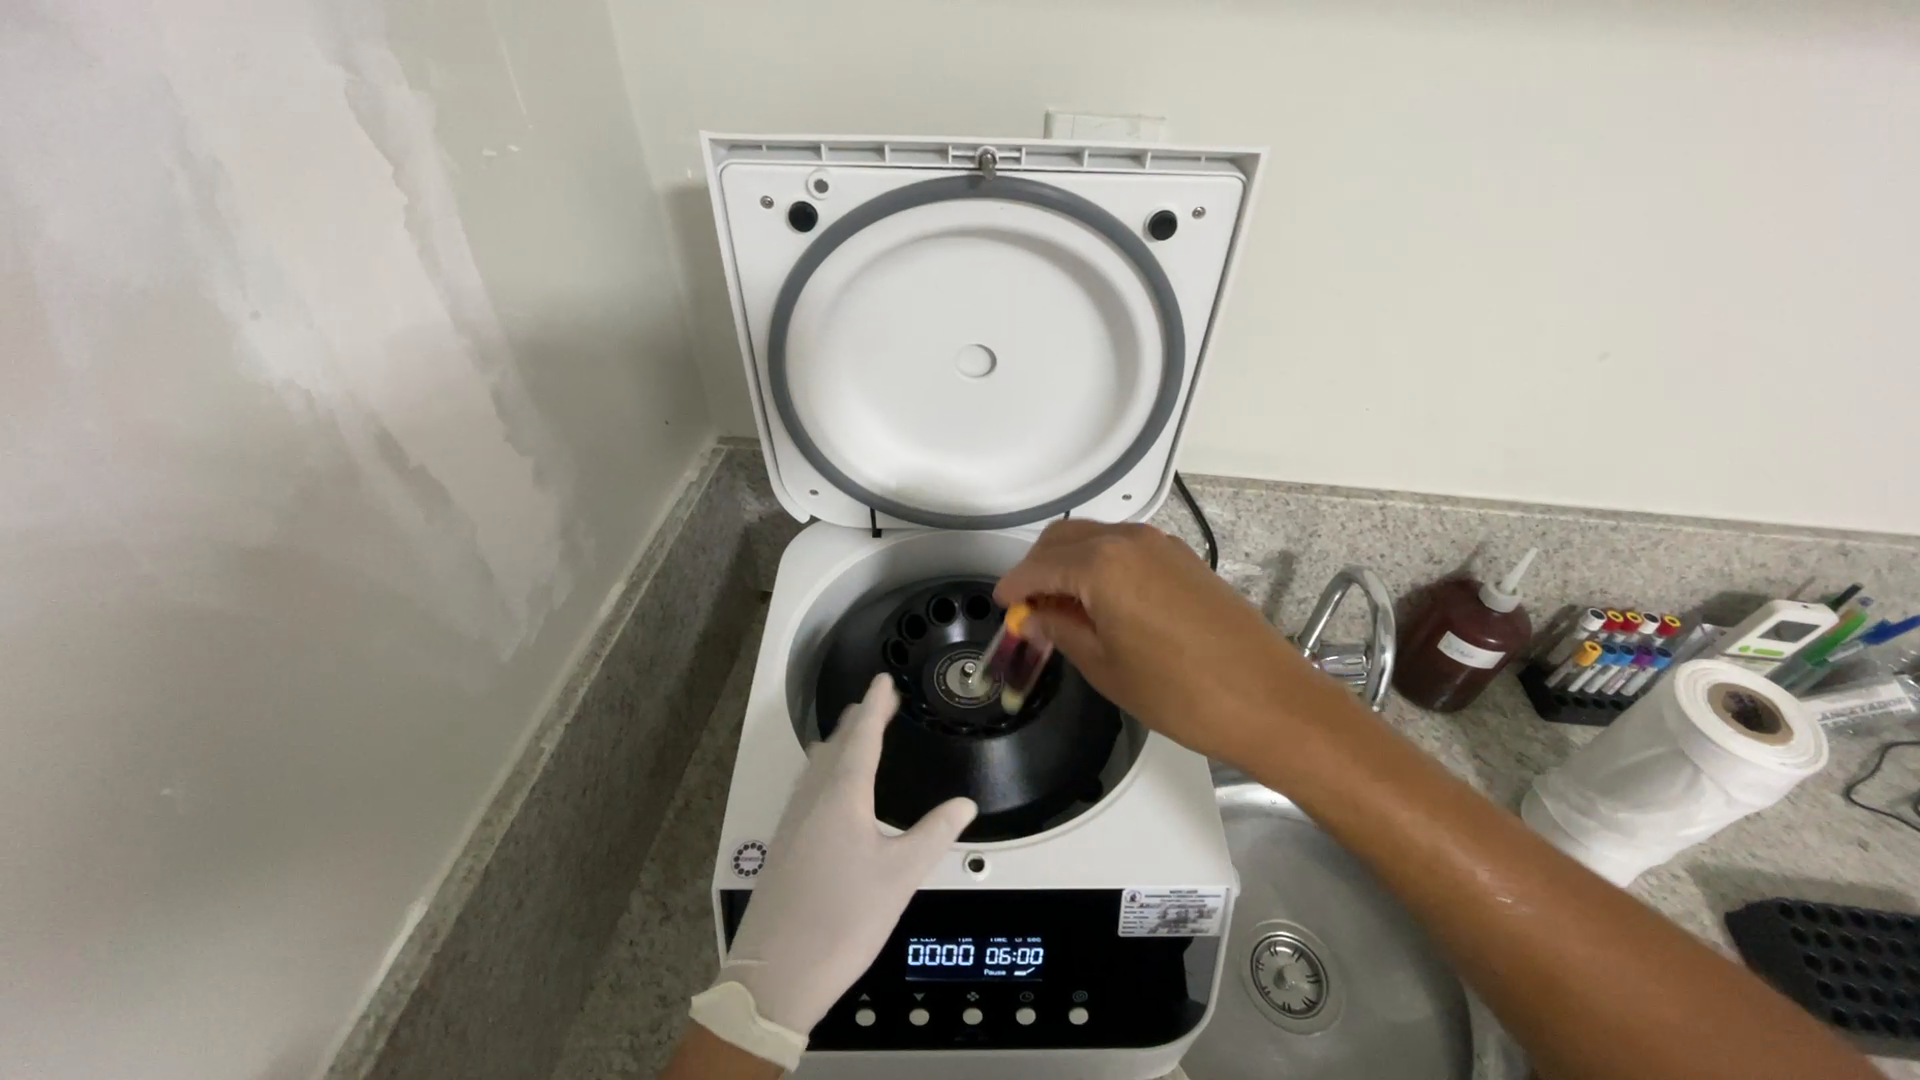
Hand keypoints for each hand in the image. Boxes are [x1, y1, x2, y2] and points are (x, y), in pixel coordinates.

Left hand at [717, 676, 976, 1034]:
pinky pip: (806, 788)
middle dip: (857, 720)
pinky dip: (824, 769)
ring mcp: (792, 822)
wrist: (776, 974)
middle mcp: (812, 800)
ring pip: (816, 766)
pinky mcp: (783, 845)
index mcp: (842, 797)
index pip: (862, 737)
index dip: (875, 706)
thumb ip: (934, 834)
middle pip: (835, 746)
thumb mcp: (900, 877)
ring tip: (854, 732)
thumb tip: (964, 804)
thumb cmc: (843, 921)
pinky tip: (828, 787)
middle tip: (877, 701)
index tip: (882, 680)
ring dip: (838, 743)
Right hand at [994, 521, 1348, 766]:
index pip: (1039, 566)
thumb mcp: (1105, 667)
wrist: (1270, 701)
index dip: (1014, 587)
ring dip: (1070, 565)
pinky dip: (1101, 567)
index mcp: (1102, 564)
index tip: (1003, 607)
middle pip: (1064, 539)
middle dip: (1038, 568)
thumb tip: (1036, 617)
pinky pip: (1127, 550)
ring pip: (1097, 540)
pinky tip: (1101, 604)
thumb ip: (1062, 631)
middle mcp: (1131, 541)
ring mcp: (1163, 547)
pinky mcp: (1185, 561)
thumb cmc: (1181, 693)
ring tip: (1062, 610)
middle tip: (1028, 609)